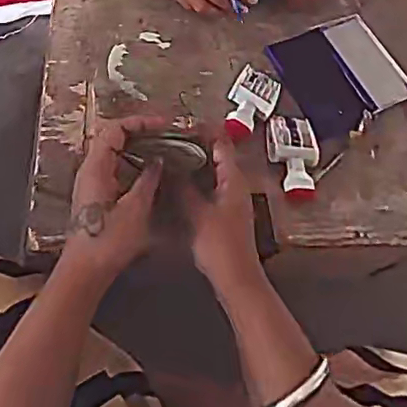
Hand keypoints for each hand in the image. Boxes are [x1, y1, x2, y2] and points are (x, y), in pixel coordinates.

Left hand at [62, 116, 165, 285]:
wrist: (84, 272)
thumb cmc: (108, 240)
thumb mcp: (135, 208)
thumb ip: (148, 180)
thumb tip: (158, 160)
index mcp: (96, 166)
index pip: (115, 128)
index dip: (139, 122)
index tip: (162, 125)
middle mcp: (91, 169)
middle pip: (113, 137)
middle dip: (140, 131)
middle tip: (164, 133)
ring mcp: (92, 182)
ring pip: (115, 152)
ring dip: (137, 146)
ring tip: (162, 147)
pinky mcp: (96, 196)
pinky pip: (116, 167)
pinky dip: (133, 162)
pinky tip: (150, 171)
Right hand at [181, 133, 263, 292]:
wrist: (237, 280)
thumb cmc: (220, 245)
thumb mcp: (198, 213)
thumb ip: (183, 187)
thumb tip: (169, 165)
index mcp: (233, 178)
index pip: (221, 142)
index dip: (203, 131)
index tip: (182, 126)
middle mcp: (235, 184)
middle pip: (216, 155)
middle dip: (195, 146)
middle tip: (170, 141)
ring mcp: (231, 199)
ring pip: (212, 172)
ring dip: (194, 164)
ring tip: (170, 158)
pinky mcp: (225, 213)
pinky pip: (210, 186)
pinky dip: (195, 181)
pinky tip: (178, 185)